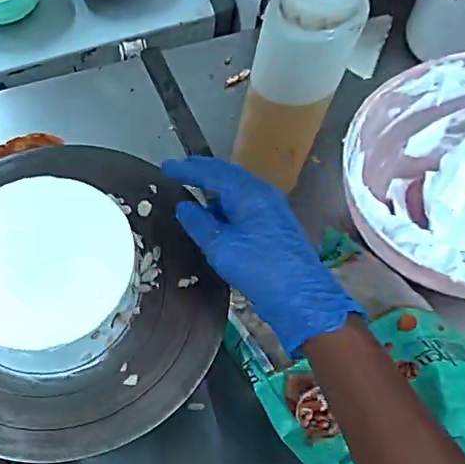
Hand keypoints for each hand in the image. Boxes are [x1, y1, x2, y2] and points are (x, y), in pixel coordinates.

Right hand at [161, 156, 361, 353]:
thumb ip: (198, 223)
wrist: (299, 296)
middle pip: (227, 174)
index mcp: (248, 193)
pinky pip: (244, 203)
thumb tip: (183, 206)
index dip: (187, 169)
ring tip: (193, 188)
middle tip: (178, 171)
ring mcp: (271, 209)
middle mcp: (262, 193)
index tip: (165, 167)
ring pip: (237, 189)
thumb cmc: (258, 268)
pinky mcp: (273, 225)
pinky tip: (216, 213)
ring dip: (214, 186)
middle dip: (202, 171)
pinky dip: (225, 202)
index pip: (212, 172)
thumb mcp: (219, 246)